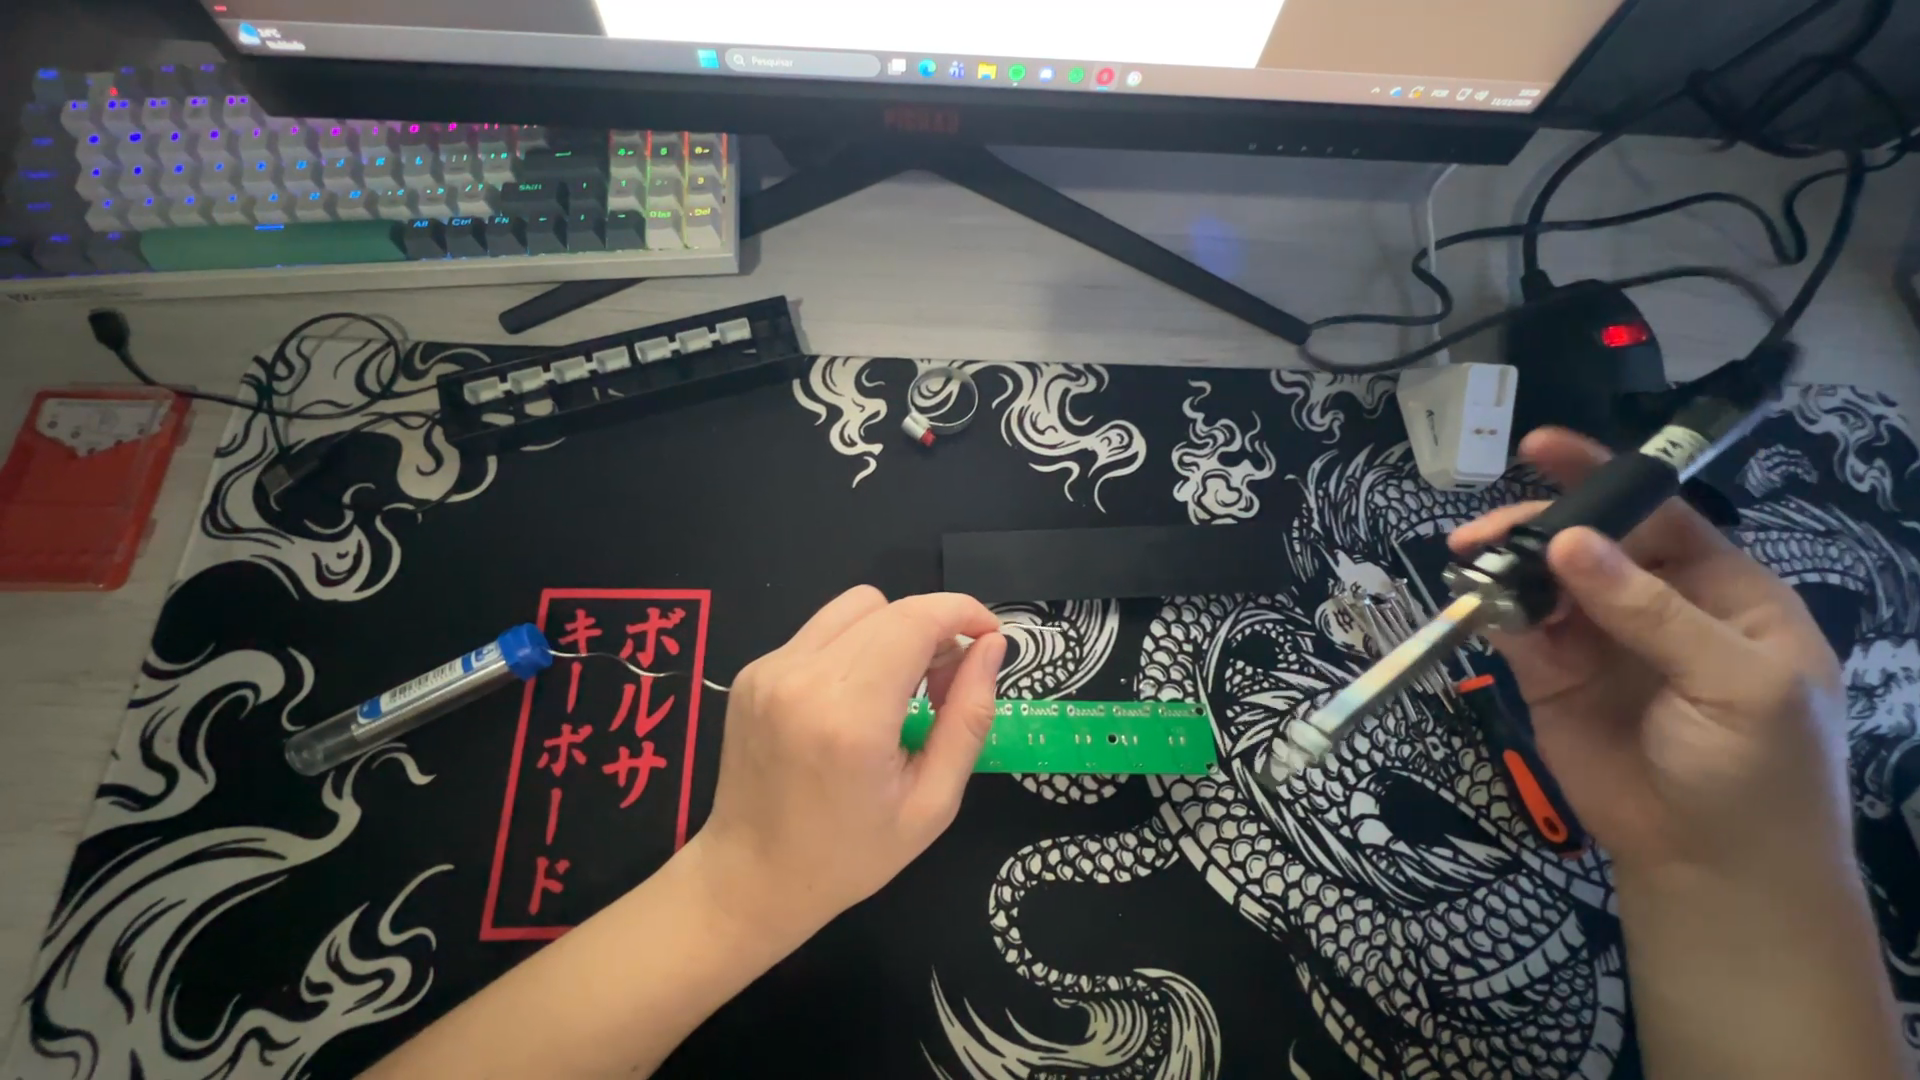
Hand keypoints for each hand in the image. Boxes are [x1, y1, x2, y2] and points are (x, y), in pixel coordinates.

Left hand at [687, 587, 1005, 939]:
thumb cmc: (850, 854)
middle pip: (888, 608)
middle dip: (935, 628)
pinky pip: (822, 630)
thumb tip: (991, 648)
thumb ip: (969, 718)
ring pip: (854, 607)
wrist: (751, 878)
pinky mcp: (754, 671)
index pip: (914, 621)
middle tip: (949, 680)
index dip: (962, 612)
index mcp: (850, 717)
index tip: (990, 635)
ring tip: (904, 685)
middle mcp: (803, 678)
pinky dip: (856, 647)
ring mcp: (770, 669)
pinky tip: (858, 696)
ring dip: (894, 630)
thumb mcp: (933, 802)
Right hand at [1449, 429, 1850, 884]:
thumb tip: (1566, 543)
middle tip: (1479, 537)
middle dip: (1532, 529)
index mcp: (1720, 593)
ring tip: (1467, 566)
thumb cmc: (1756, 771)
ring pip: (1538, 581)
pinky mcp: (1546, 672)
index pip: (1658, 516)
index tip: (1539, 448)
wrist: (1706, 863)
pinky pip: (1511, 627)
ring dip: (1501, 568)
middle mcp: (1650, 604)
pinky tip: (1472, 606)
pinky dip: (1487, 612)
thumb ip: (1650, 609)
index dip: (1602, 478)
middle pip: (1583, 543)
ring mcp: (1594, 638)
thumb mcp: (1734, 683)